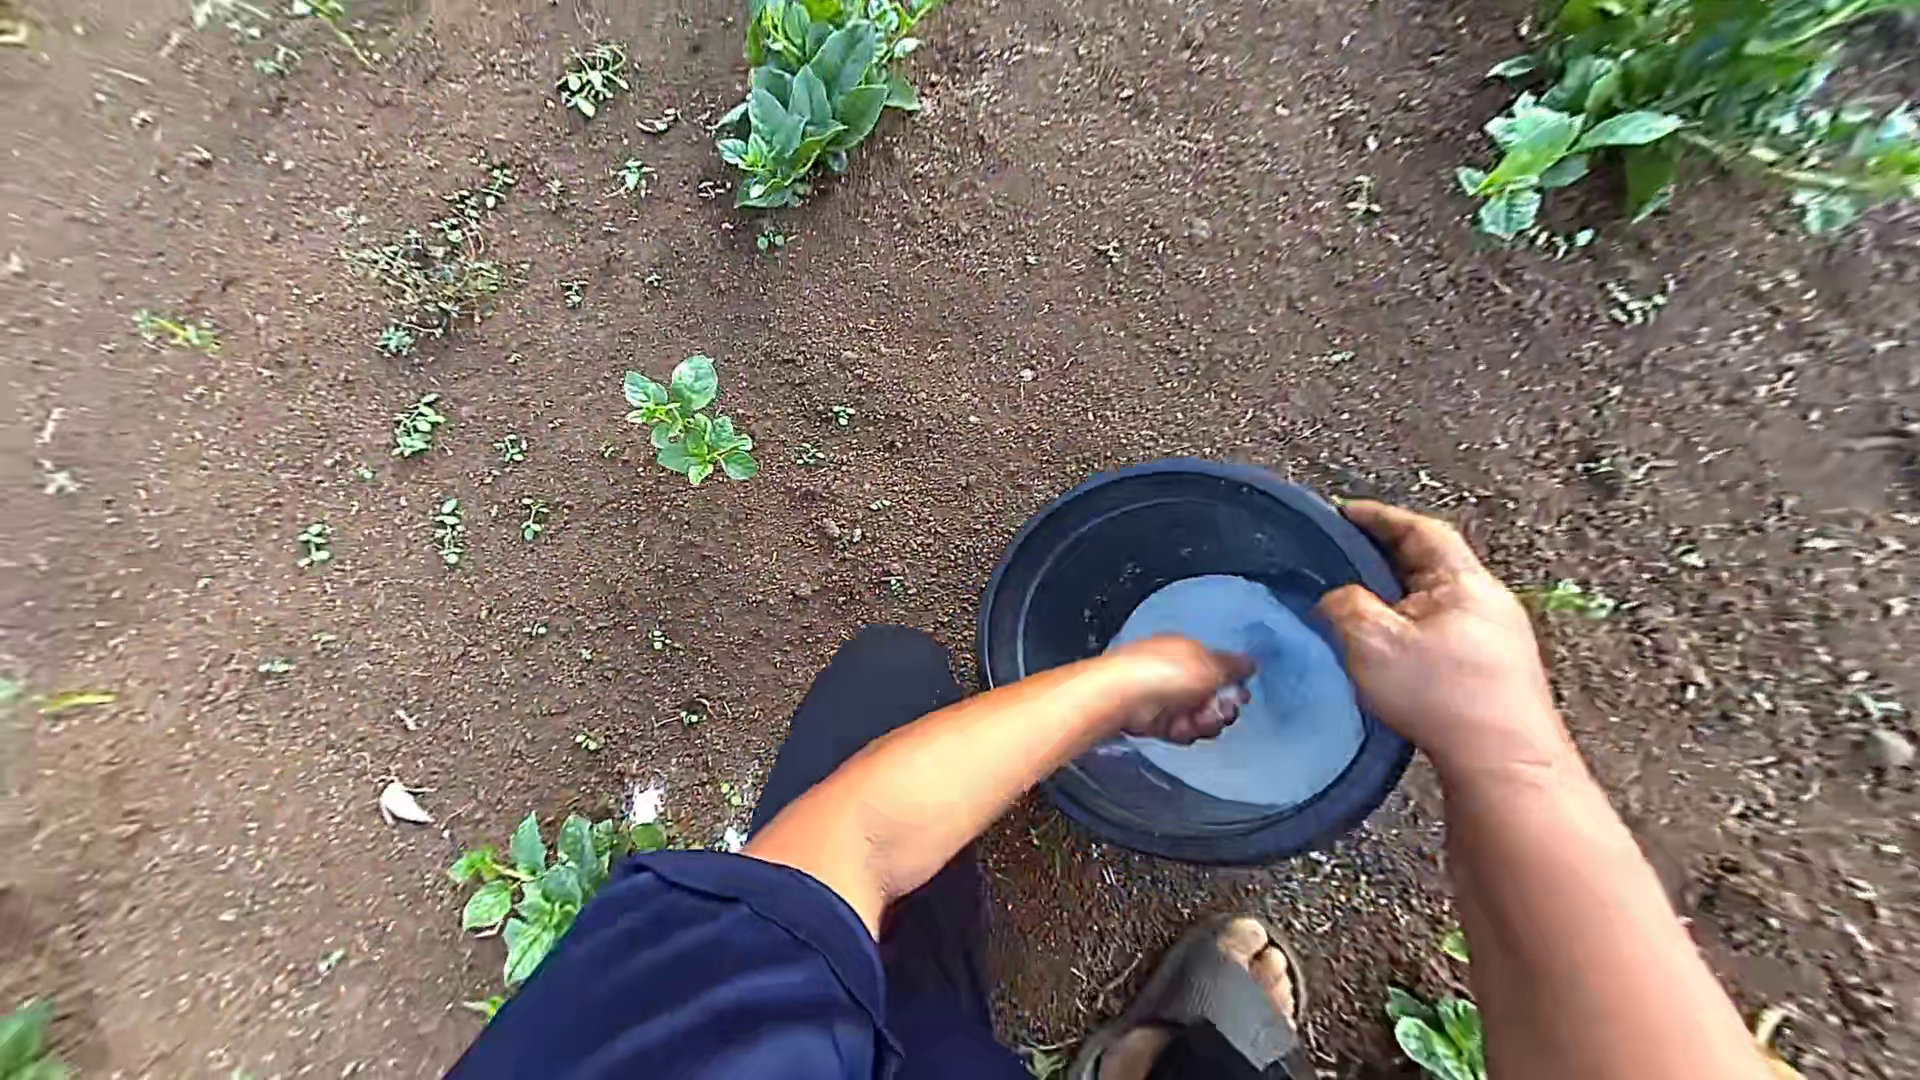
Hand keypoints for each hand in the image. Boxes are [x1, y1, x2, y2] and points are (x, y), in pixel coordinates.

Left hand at [1096, 636, 1253, 743]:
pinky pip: (1183, 732)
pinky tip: (1181, 728)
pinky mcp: (1157, 723)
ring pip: (1202, 719)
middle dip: (1223, 709)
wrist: (1122, 696)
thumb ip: (1232, 666)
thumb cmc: (1163, 671)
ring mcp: (1167, 699)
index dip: (1234, 685)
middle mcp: (1178, 675)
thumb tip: (1251, 663)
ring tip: (1196, 720)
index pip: (1220, 670)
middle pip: (1215, 699)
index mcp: (1187, 652)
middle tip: (1218, 710)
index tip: (1240, 695)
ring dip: (1205, 723)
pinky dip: (1185, 732)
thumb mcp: (1207, 663)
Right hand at [1315, 501, 1575, 782]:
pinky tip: (1382, 632)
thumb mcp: (1372, 640)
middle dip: (1383, 550)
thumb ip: (1344, 605)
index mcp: (1463, 584)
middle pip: (1428, 559)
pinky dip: (1404, 613)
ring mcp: (1493, 634)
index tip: (1343, 512)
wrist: (1502, 762)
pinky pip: (1438, 620)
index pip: (1420, 532)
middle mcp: (1486, 601)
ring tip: (1354, 590)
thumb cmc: (1440, 696)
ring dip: (1393, 585)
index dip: (1379, 516)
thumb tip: (1336, 598)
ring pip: (1432, 592)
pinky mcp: (1489, 664)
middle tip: (1341, 549)